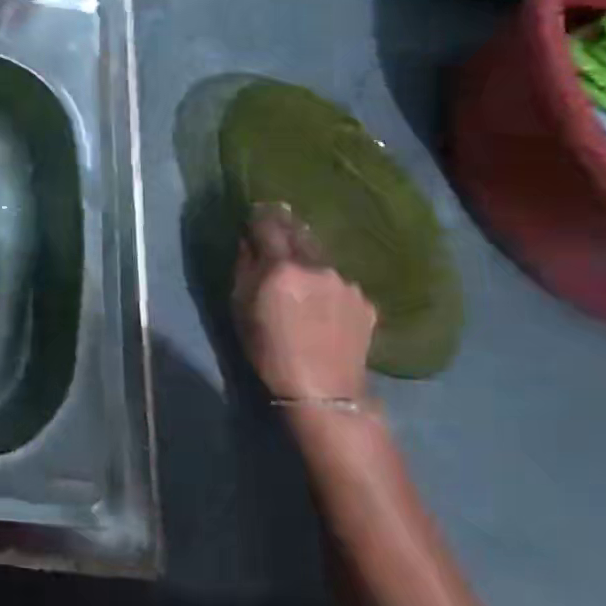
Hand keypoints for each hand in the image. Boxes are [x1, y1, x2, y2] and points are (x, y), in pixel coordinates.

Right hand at [230, 204, 376, 400]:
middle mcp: (317, 265)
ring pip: (322, 258)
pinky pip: (339, 283)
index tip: (253, 214)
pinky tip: (322, 303)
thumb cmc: (269, 350)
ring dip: (308, 257)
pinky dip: (327, 284)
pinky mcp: (365, 301)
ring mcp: (346, 282)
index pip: (269, 224)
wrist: (323, 392)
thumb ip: (244, 267)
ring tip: (301, 272)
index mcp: (282, 265)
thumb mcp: (240, 307)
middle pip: (300, 232)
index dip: (258, 216)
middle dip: (286, 226)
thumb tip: (248, 241)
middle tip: (276, 226)